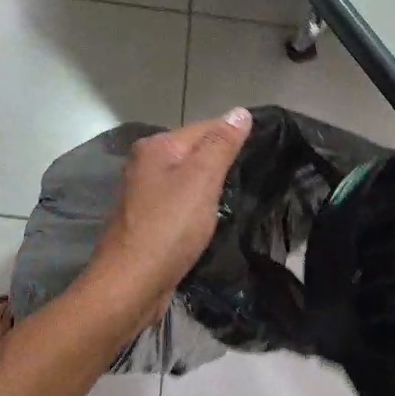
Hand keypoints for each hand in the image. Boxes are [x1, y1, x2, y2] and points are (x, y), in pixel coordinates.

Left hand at [87, 108, 253, 319]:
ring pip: (187, 180)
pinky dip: (197, 208)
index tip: (264, 151)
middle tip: (255, 177)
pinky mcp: (146, 220)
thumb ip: (221, 144)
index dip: (234, 137)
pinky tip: (211, 219)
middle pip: (194, 153)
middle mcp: (145, 164)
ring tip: (237, 198)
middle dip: (222, 163)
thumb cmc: (169, 227)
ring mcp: (143, 193)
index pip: (205, 128)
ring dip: (210, 188)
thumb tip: (240, 111)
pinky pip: (180, 204)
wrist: (130, 284)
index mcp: (156, 147)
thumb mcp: (201, 179)